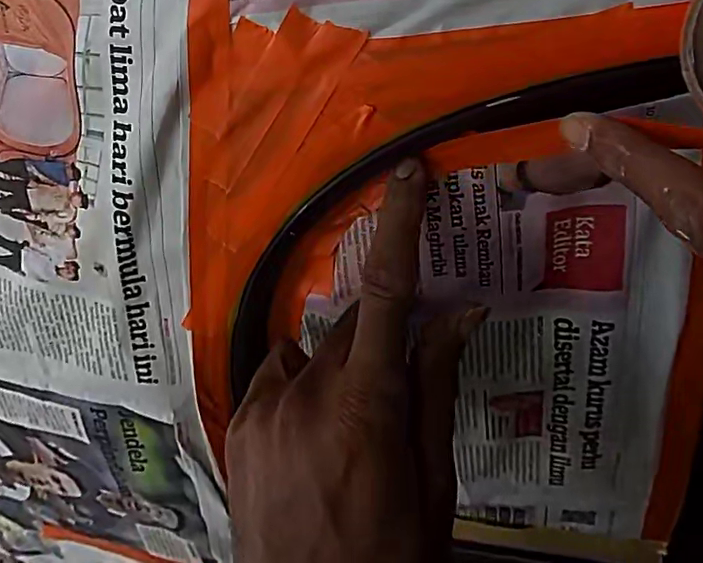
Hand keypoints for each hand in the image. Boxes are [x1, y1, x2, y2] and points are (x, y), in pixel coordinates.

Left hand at [227, 158, 485, 562]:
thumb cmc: (389, 556)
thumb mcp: (432, 482)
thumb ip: (438, 386)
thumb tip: (462, 311)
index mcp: (367, 406)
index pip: (387, 292)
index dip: (399, 225)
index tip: (408, 177)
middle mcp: (306, 390)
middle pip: (348, 330)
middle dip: (373, 349)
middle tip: (387, 405)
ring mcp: (264, 405)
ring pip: (311, 354)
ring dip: (332, 375)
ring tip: (342, 441)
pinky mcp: (240, 421)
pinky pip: (277, 375)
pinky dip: (296, 389)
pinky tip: (307, 443)